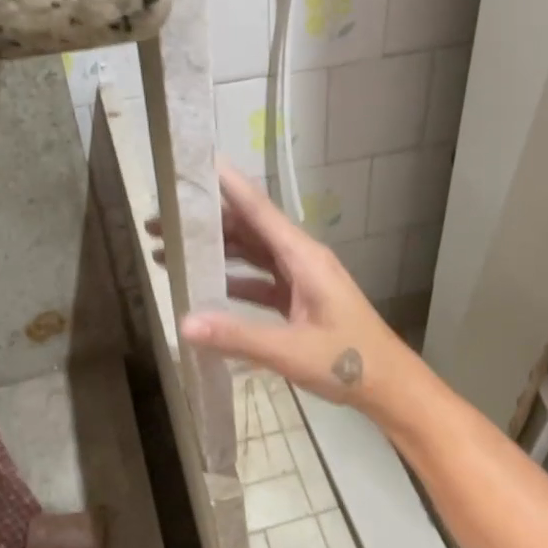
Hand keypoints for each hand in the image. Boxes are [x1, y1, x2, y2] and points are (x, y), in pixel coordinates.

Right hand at [147, 163, 418, 410]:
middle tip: (159, 221)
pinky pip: (259, 280)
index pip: (259, 210)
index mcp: (304, 257)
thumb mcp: (290, 350)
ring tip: (170, 251)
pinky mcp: (299, 300)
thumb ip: (237, 336)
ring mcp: (301, 279)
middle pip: (249, 228)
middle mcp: (301, 259)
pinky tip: (204, 287)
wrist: (387, 384)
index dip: (227, 185)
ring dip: (216, 250)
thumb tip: (184, 323)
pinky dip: (233, 279)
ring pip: (252, 253)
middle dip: (207, 222)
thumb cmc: (347, 361)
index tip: (194, 163)